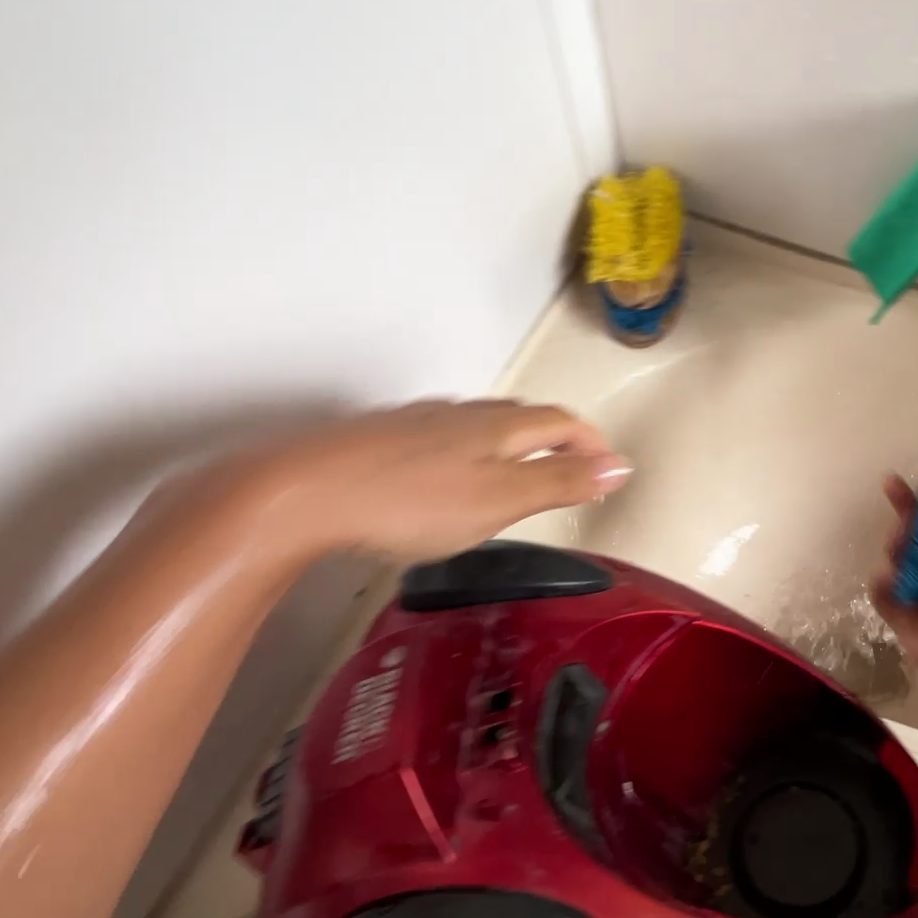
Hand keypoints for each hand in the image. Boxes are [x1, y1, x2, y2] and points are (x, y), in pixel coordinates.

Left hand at [160, 400, 630, 562]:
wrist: (297, 494)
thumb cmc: (411, 503)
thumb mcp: (501, 501)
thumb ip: (560, 482)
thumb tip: (620, 466)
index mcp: (496, 427)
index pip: (560, 422)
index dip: (591, 443)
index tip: (610, 469)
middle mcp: (459, 414)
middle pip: (522, 416)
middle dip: (556, 438)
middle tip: (573, 468)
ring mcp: (414, 423)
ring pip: (479, 424)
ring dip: (512, 443)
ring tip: (519, 472)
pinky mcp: (378, 440)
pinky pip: (442, 437)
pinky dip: (469, 452)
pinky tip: (450, 477)